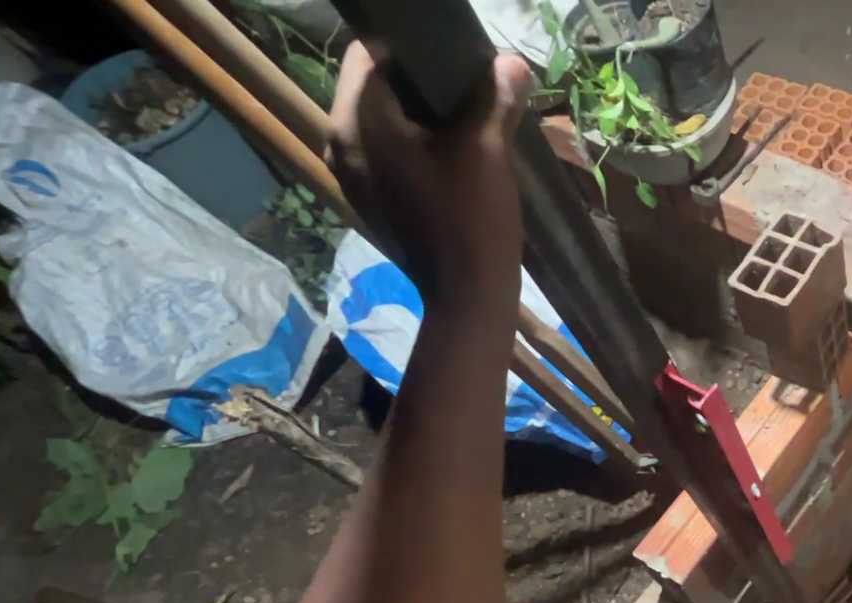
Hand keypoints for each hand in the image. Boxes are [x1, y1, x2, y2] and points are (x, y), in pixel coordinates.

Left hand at [326, 42, 533, 305]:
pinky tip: (453, 172)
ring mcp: (353, 178)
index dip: (419, 53)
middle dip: (424, 91)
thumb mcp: (488, 152)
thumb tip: (511, 63)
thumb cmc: (473, 220)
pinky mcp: (373, 205)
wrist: (468, 299)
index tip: (460, 69)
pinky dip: (417, 156)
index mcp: (356, 119)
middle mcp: (340, 142)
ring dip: (422, 126)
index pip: (373, 53)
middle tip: (472, 103)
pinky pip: (390, 161)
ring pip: (385, 128)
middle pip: (378, 91)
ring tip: (467, 138)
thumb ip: (495, 100)